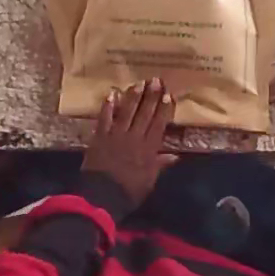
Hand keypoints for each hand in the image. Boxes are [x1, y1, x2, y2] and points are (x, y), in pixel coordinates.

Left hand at [83, 79, 178, 210]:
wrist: (102, 195)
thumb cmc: (129, 191)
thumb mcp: (149, 181)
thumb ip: (160, 165)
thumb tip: (175, 155)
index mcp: (148, 149)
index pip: (159, 124)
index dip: (164, 109)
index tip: (169, 95)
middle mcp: (134, 137)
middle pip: (144, 114)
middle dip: (151, 97)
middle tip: (155, 80)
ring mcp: (115, 135)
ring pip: (126, 112)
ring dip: (132, 97)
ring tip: (138, 83)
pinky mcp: (99, 136)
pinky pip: (105, 118)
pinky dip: (108, 106)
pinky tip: (111, 94)